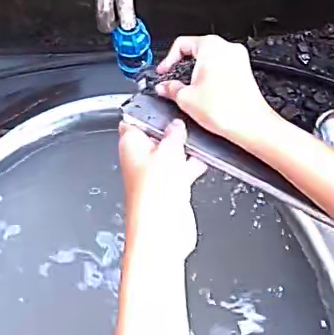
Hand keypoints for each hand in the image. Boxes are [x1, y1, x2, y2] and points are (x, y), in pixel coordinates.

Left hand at [118, 116, 205, 258]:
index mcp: (130, 144)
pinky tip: (203, 160)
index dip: (146, 110)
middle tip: (184, 121)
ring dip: (183, 147)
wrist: (162, 231)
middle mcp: (140, 159)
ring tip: (198, 138)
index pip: (133, 119)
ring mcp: (155, 174)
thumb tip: (176, 125)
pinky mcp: (169, 188)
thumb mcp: (168, 151)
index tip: (161, 103)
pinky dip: (191, 165)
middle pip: (154, 135)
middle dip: (170, 129)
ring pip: (169, 153)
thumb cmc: (153, 194)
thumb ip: (174, 134)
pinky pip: (180, 170)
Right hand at [154, 35, 287, 147]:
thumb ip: (169, 88)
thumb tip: (164, 87)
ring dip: (197, 71)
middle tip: (174, 79)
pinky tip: (206, 94)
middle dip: (182, 65)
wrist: (252, 126)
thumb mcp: (185, 98)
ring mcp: (239, 59)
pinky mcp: (244, 71)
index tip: (164, 71)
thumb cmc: (226, 111)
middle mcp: (227, 48)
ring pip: (210, 58)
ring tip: (190, 89)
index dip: (168, 59)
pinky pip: (222, 67)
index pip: (181, 44)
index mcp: (211, 46)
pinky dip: (211, 76)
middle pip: (196, 49)